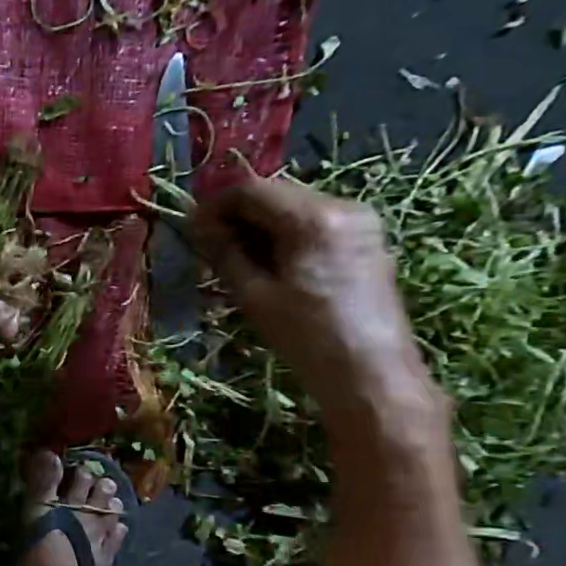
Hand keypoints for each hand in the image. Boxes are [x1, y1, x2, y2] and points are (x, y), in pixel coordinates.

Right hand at [193, 173, 447, 440]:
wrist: (373, 376)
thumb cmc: (308, 340)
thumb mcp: (255, 297)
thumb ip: (224, 252)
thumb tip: (198, 225)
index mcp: (313, 217)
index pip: (252, 190)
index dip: (215, 205)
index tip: (193, 229)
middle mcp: (342, 205)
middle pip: (276, 193)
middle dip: (240, 215)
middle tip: (213, 248)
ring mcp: (361, 220)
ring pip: (296, 207)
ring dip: (264, 225)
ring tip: (241, 260)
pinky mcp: (368, 238)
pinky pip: (317, 222)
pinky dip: (290, 235)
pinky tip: (274, 265)